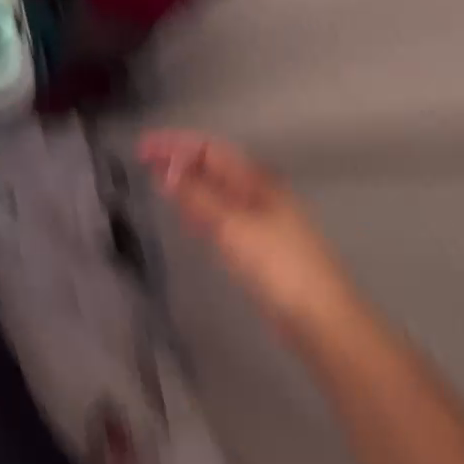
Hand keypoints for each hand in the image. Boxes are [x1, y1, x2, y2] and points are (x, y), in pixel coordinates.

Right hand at [138, 130, 359, 338]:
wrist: (321, 318)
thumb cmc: (279, 265)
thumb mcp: (233, 225)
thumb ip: (197, 197)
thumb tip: (165, 171)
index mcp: (257, 182)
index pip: (210, 149)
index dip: (175, 144)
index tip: (142, 148)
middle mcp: (258, 194)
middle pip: (213, 166)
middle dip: (178, 160)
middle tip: (142, 163)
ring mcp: (259, 220)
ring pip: (215, 191)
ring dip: (187, 183)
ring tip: (157, 184)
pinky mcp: (256, 245)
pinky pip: (220, 215)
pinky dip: (199, 209)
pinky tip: (187, 219)